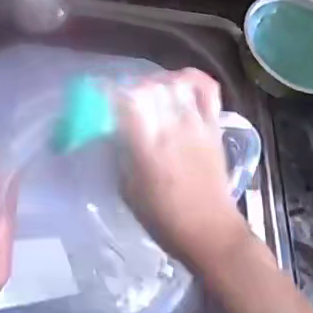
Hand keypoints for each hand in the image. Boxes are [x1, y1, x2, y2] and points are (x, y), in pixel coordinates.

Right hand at [115, 69, 251, 271]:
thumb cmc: (165, 219)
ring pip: (174, 84)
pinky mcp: (213, 125)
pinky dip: (192, 79)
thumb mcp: (128, 190)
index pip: (126, 103)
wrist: (211, 232)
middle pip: (149, 87)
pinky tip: (179, 84)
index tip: (98, 96)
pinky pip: (207, 89)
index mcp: (148, 148)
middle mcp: (172, 129)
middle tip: (123, 100)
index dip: (109, 93)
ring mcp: (196, 124)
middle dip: (131, 88)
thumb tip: (112, 130)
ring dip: (157, 83)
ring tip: (149, 94)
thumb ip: (120, 154)